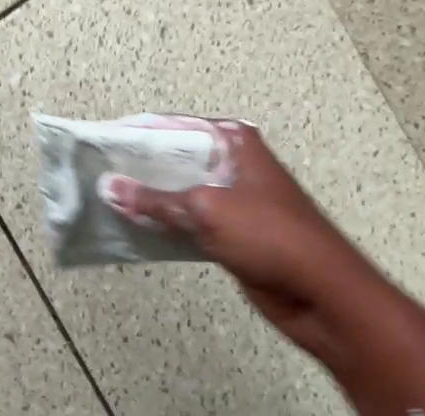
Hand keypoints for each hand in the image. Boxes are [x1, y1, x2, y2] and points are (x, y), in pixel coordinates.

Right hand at [98, 119, 381, 363]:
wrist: (327, 298)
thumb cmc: (275, 238)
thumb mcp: (207, 209)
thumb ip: (155, 199)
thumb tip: (110, 187)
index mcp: (234, 142)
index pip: (173, 126)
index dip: (136, 132)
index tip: (100, 139)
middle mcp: (231, 164)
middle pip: (173, 157)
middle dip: (138, 166)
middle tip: (97, 170)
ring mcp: (232, 199)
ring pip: (177, 191)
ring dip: (148, 198)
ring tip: (107, 198)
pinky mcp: (231, 234)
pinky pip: (186, 221)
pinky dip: (162, 223)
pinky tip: (133, 226)